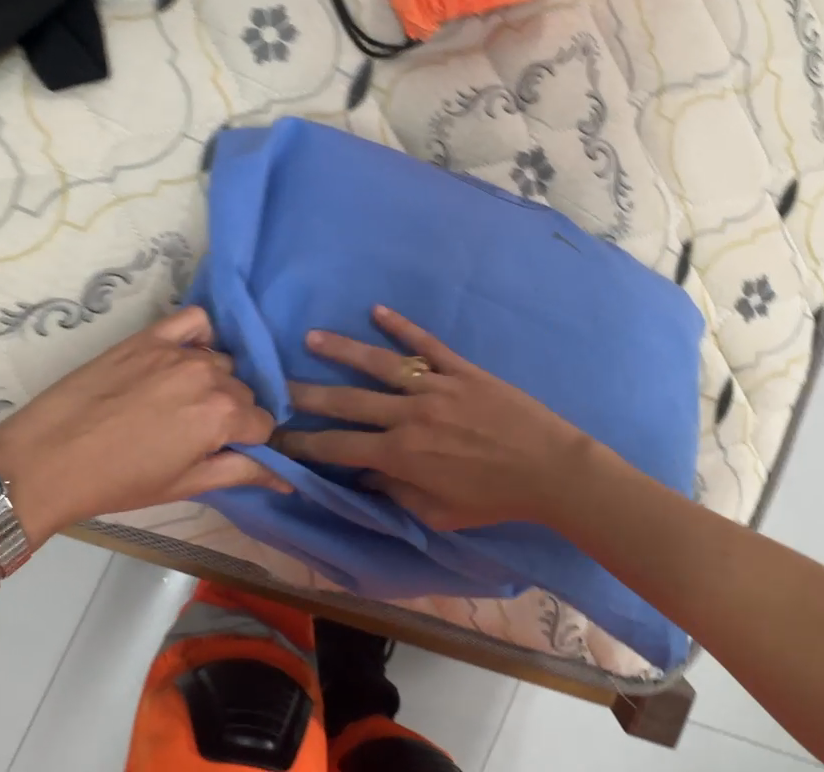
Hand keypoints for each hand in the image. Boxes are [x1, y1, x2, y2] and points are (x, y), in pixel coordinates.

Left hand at [0, 308, 281, 539]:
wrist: (42, 462)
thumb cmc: (115, 483)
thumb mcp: (184, 486)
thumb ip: (241, 472)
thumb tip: (287, 480)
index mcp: (222, 417)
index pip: (264, 422)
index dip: (248, 440)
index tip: (225, 449)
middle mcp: (210, 377)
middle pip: (244, 391)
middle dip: (230, 412)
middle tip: (196, 433)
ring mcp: (179, 352)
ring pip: (222, 362)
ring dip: (213, 381)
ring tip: (180, 401)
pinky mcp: (150, 337)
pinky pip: (196, 320)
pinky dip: (201, 335)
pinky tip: (186, 356)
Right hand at [274, 306, 596, 530]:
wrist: (549, 468)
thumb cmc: (494, 498)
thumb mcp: (439, 512)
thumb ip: (396, 493)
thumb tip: (362, 476)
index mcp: (401, 455)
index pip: (338, 448)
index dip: (303, 444)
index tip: (274, 436)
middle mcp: (410, 415)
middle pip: (347, 401)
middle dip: (307, 394)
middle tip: (274, 385)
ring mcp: (436, 386)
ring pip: (379, 364)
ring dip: (342, 350)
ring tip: (310, 338)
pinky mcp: (462, 369)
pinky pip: (426, 344)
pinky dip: (401, 326)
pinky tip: (377, 310)